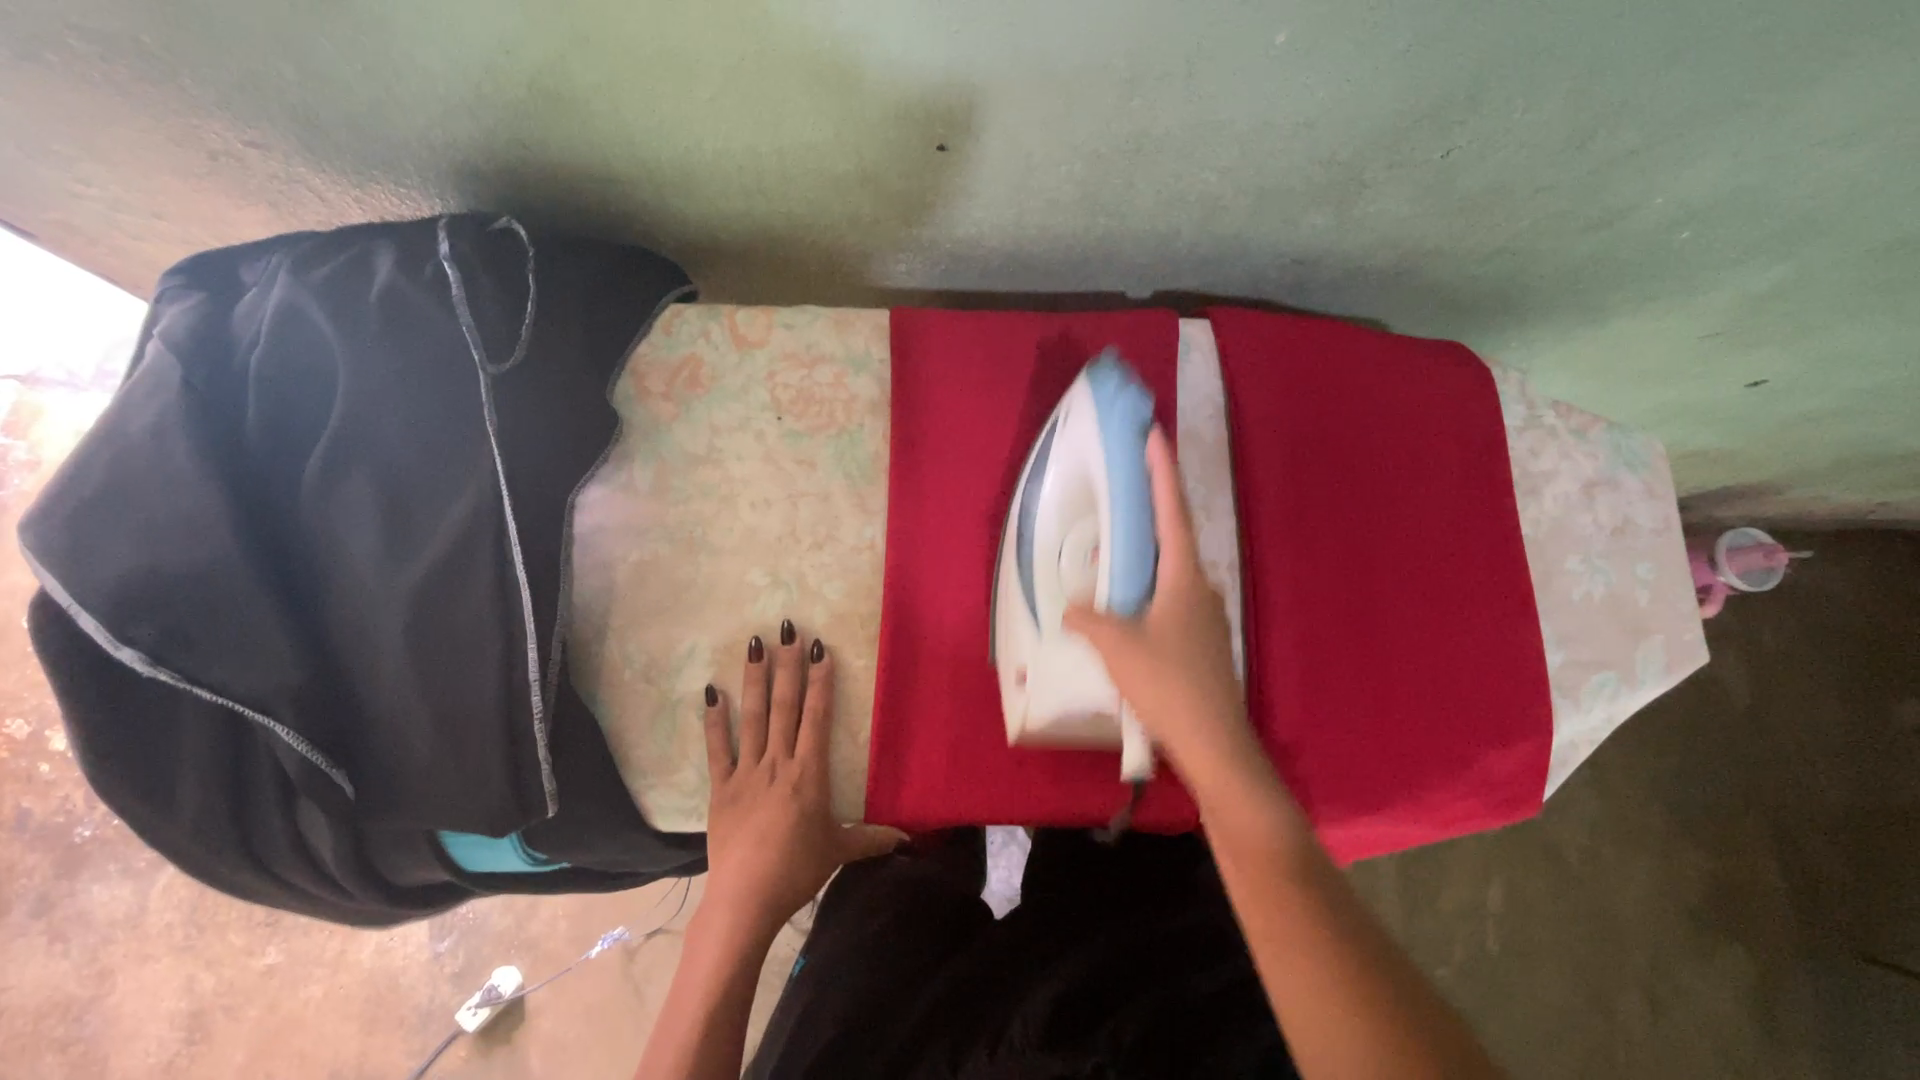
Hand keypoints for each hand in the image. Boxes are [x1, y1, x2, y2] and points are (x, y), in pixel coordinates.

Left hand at [700, 623, 906, 938]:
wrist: (745, 898)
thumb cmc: (797, 872)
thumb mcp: (838, 852)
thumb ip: (871, 839)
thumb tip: (908, 840)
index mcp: (809, 774)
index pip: (816, 717)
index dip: (820, 681)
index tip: (819, 649)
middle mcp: (778, 763)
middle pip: (784, 706)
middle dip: (787, 665)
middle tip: (787, 629)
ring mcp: (746, 773)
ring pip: (752, 717)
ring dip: (753, 679)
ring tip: (753, 644)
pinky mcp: (721, 788)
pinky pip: (717, 748)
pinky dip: (714, 720)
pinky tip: (711, 692)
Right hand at [1064, 427, 1259, 783]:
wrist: (1214, 741)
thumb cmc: (1166, 683)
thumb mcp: (1116, 647)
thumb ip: (1089, 619)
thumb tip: (1073, 608)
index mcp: (1184, 577)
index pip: (1172, 512)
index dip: (1161, 472)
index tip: (1154, 435)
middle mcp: (1202, 588)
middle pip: (1174, 540)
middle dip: (1149, 515)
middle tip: (1121, 498)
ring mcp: (1208, 617)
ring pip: (1172, 575)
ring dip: (1146, 561)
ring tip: (1114, 560)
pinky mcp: (1204, 643)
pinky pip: (1172, 602)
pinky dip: (1149, 594)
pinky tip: (1129, 612)